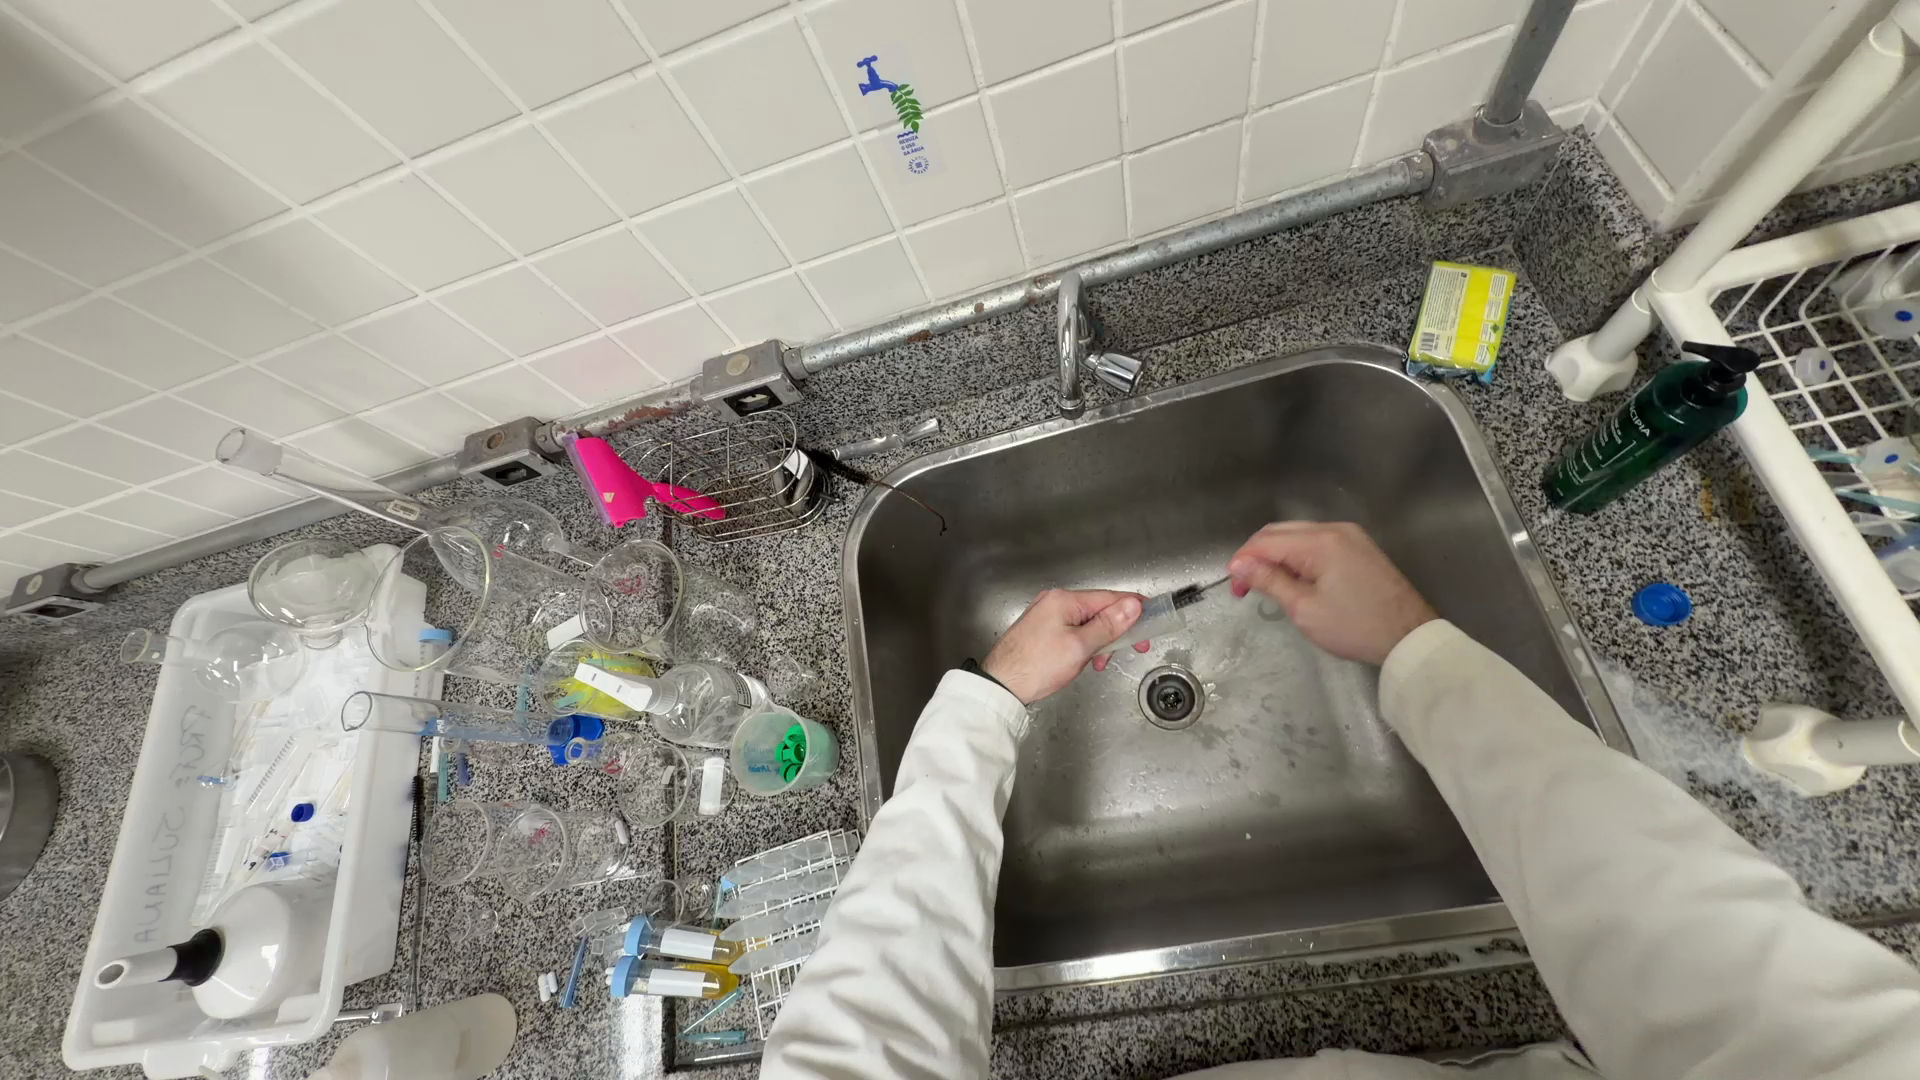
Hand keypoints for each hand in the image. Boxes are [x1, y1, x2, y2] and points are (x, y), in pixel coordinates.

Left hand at [982, 589, 1143, 703]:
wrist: (1001, 685)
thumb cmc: (1037, 666)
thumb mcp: (1080, 646)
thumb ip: (1109, 625)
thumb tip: (1132, 605)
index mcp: (1064, 600)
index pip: (1110, 597)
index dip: (1134, 609)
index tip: (1151, 621)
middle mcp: (1053, 601)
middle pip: (1098, 609)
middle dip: (1116, 630)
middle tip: (1133, 647)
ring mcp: (1046, 616)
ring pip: (1086, 623)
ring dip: (1099, 641)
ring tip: (1098, 663)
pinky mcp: (1041, 631)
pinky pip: (1072, 632)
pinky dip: (1084, 645)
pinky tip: (1084, 661)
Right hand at [1227, 522, 1436, 664]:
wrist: (1410, 637)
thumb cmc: (1355, 627)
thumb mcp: (1304, 608)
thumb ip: (1269, 581)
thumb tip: (1238, 565)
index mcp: (1320, 543)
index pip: (1265, 542)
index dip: (1243, 561)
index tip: (1235, 587)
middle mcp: (1334, 529)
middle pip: (1278, 532)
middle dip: (1255, 556)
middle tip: (1245, 586)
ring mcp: (1349, 535)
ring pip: (1295, 534)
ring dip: (1274, 554)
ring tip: (1265, 584)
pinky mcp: (1357, 546)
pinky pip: (1314, 541)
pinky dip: (1295, 555)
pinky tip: (1291, 576)